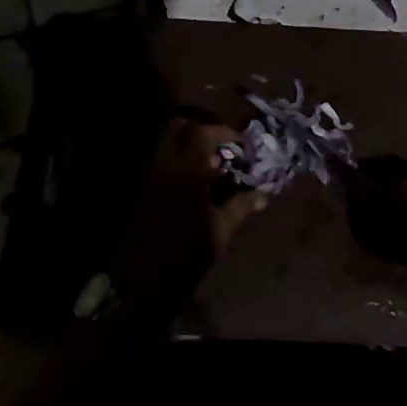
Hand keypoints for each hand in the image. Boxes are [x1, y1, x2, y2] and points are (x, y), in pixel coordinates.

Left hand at [114, 120, 266, 305]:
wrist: (144, 278)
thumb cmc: (187, 252)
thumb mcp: (221, 230)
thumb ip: (241, 205)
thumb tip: (263, 194)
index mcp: (185, 171)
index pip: (202, 132)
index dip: (223, 131)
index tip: (240, 143)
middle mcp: (164, 165)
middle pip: (177, 127)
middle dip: (200, 130)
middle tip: (222, 148)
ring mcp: (149, 175)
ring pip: (167, 143)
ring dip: (189, 146)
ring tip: (212, 168)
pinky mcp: (143, 188)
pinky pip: (161, 162)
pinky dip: (178, 162)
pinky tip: (196, 184)